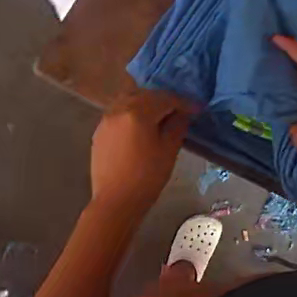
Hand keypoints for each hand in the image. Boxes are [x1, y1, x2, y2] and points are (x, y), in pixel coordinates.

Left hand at [90, 88, 194, 214]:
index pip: (165, 99)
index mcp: (138, 113)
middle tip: (179, 110)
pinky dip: (132, 112)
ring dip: (146, 103)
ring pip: (129, 101)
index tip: (196, 109)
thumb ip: (177, 126)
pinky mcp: (100, 131)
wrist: (115, 202)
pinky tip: (141, 125)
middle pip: (145, 95)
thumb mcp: (168, 151)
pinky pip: (119, 112)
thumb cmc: (146, 178)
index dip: (183, 102)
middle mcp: (119, 110)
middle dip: (164, 100)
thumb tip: (181, 113)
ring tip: (160, 115)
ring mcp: (106, 120)